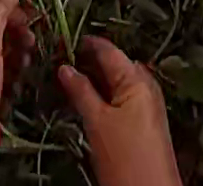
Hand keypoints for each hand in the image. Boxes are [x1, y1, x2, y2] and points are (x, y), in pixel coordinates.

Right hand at [56, 36, 180, 185]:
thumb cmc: (125, 159)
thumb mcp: (97, 122)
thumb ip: (80, 90)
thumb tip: (64, 67)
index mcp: (136, 79)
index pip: (106, 49)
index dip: (81, 43)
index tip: (57, 42)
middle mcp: (144, 85)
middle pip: (111, 63)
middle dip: (86, 62)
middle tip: (58, 63)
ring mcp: (145, 104)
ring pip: (113, 81)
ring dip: (92, 79)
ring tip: (66, 81)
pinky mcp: (143, 122)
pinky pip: (119, 97)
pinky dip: (101, 94)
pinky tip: (84, 100)